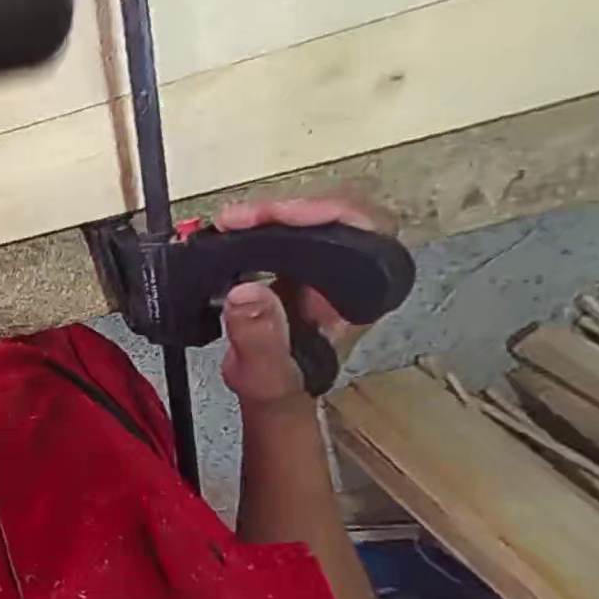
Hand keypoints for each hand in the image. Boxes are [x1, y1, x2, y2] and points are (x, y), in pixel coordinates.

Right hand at [214, 190, 399, 408]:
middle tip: (240, 219)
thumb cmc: (279, 384)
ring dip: (268, 214)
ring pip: (310, 214)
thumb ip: (258, 338)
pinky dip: (258, 223)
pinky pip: (286, 226)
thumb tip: (247, 294)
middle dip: (285, 208)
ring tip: (231, 223)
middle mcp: (347, 272)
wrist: (268, 390)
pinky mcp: (297, 260)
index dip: (327, 213)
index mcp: (357, 295)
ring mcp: (323, 263)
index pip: (366, 230)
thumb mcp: (265, 372)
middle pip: (335, 211)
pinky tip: (232, 230)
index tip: (279, 217)